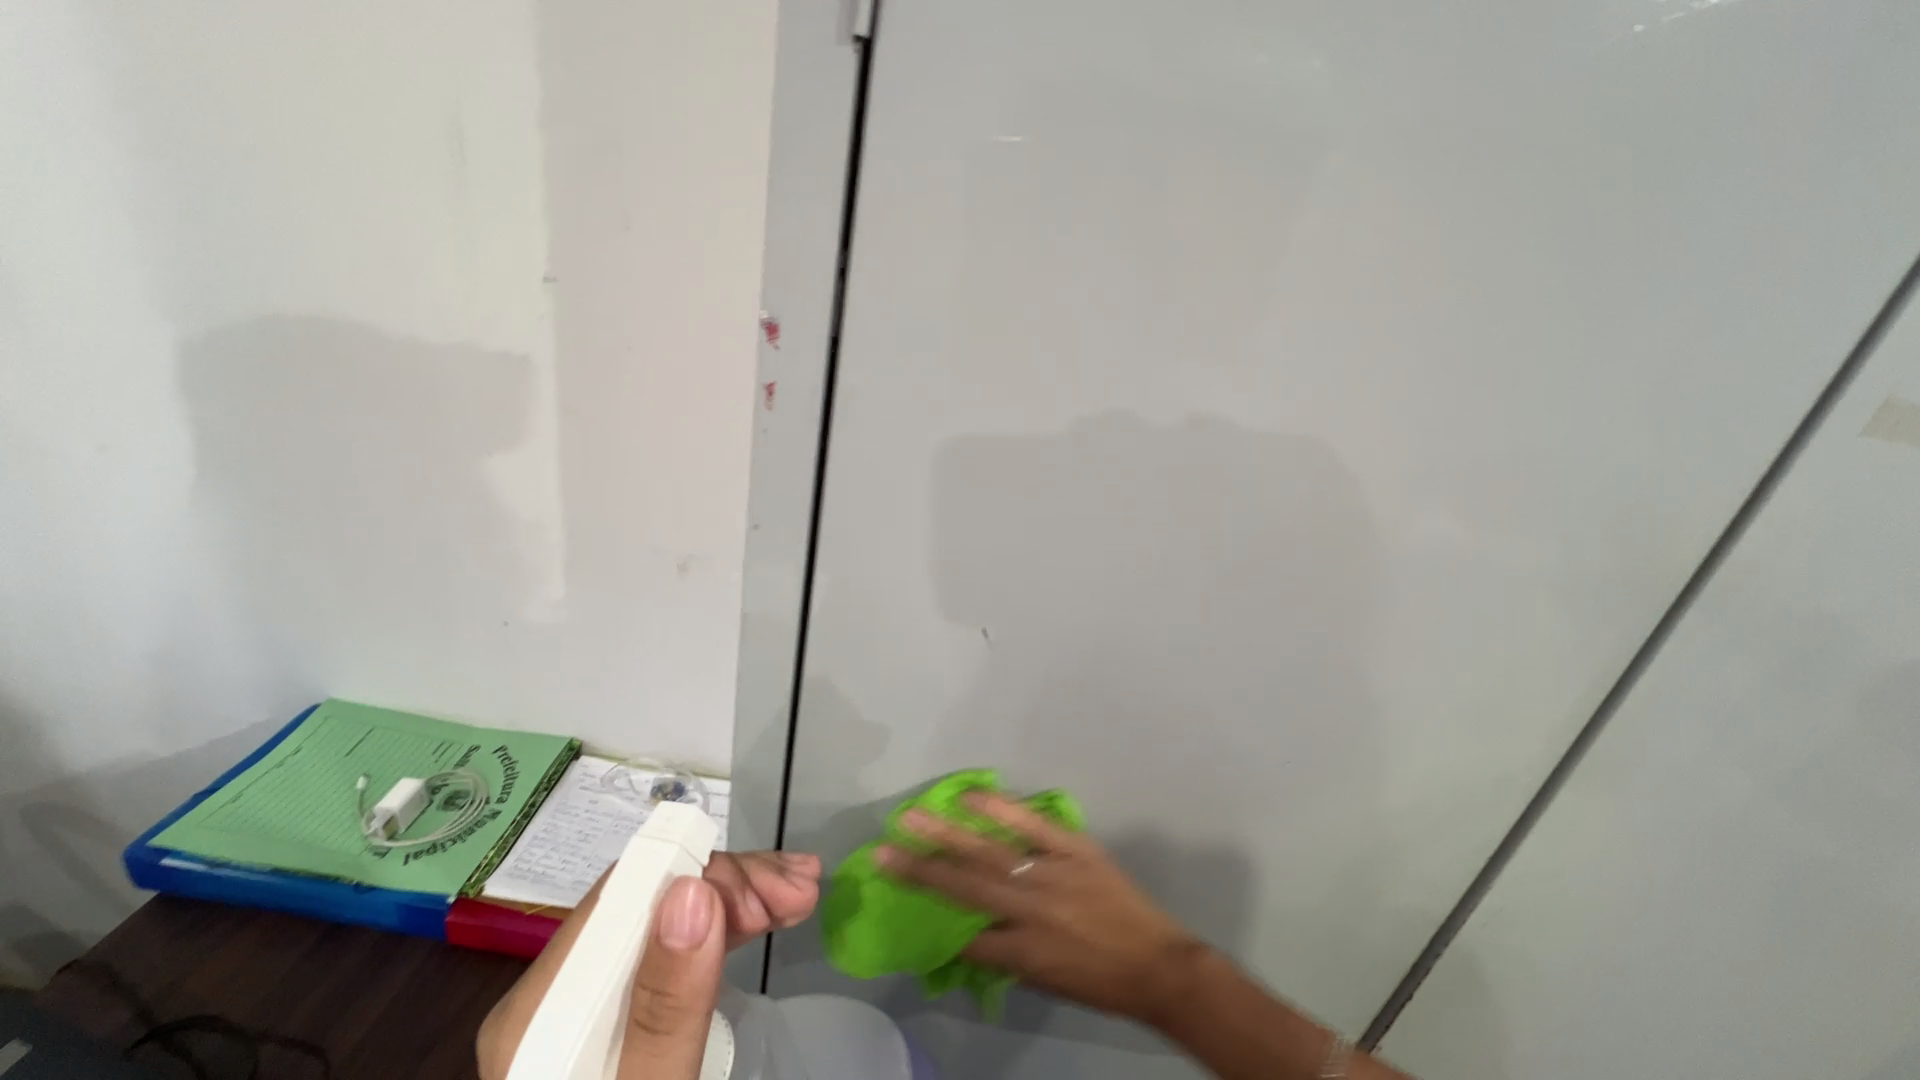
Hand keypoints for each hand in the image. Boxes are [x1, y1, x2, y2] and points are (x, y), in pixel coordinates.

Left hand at [477, 850, 821, 1078]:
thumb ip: (662, 1008)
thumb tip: (690, 890)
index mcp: (543, 1009)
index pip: (625, 900)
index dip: (707, 875)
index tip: (782, 888)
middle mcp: (556, 997)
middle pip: (646, 906)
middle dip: (731, 885)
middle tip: (805, 890)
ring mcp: (583, 1013)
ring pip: (662, 924)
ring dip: (733, 901)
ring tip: (799, 893)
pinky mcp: (610, 1031)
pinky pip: (666, 958)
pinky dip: (717, 933)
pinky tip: (755, 921)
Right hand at [876, 792, 1204, 1024]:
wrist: (1160, 966)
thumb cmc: (1101, 982)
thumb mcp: (1048, 983)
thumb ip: (1009, 957)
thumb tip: (974, 935)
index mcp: (1023, 951)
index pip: (966, 936)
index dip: (934, 925)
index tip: (904, 906)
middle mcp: (1030, 909)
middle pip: (965, 886)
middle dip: (920, 868)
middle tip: (883, 851)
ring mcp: (1052, 874)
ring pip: (990, 851)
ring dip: (946, 834)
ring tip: (912, 816)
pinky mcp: (1076, 849)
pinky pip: (1033, 825)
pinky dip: (1002, 808)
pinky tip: (972, 796)